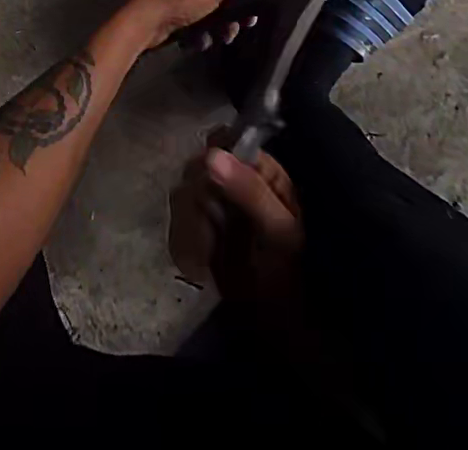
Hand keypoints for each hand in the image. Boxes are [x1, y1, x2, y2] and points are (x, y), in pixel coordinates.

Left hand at [115, 0, 278, 51]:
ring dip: (215, 32)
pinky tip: (196, 43)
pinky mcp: (171, 20)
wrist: (146, 21)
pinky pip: (193, 30)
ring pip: (208, 19)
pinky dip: (198, 38)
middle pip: (221, 2)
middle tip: (232, 32)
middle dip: (230, 19)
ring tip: (214, 39)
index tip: (251, 17)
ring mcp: (178, 1)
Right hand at [169, 143, 302, 302]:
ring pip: (183, 194)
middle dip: (201, 198)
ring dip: (192, 224)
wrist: (278, 326)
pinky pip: (177, 222)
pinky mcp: (199, 231)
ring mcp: (216, 207)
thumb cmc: (290, 275)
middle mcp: (237, 183)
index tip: (208, 178)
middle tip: (216, 224)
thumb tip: (213, 155)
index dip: (214, 154)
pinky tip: (201, 260)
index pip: (230, 142)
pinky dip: (184, 241)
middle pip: (199, 167)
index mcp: (265, 173)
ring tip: (211, 249)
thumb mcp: (279, 232)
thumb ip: (249, 192)